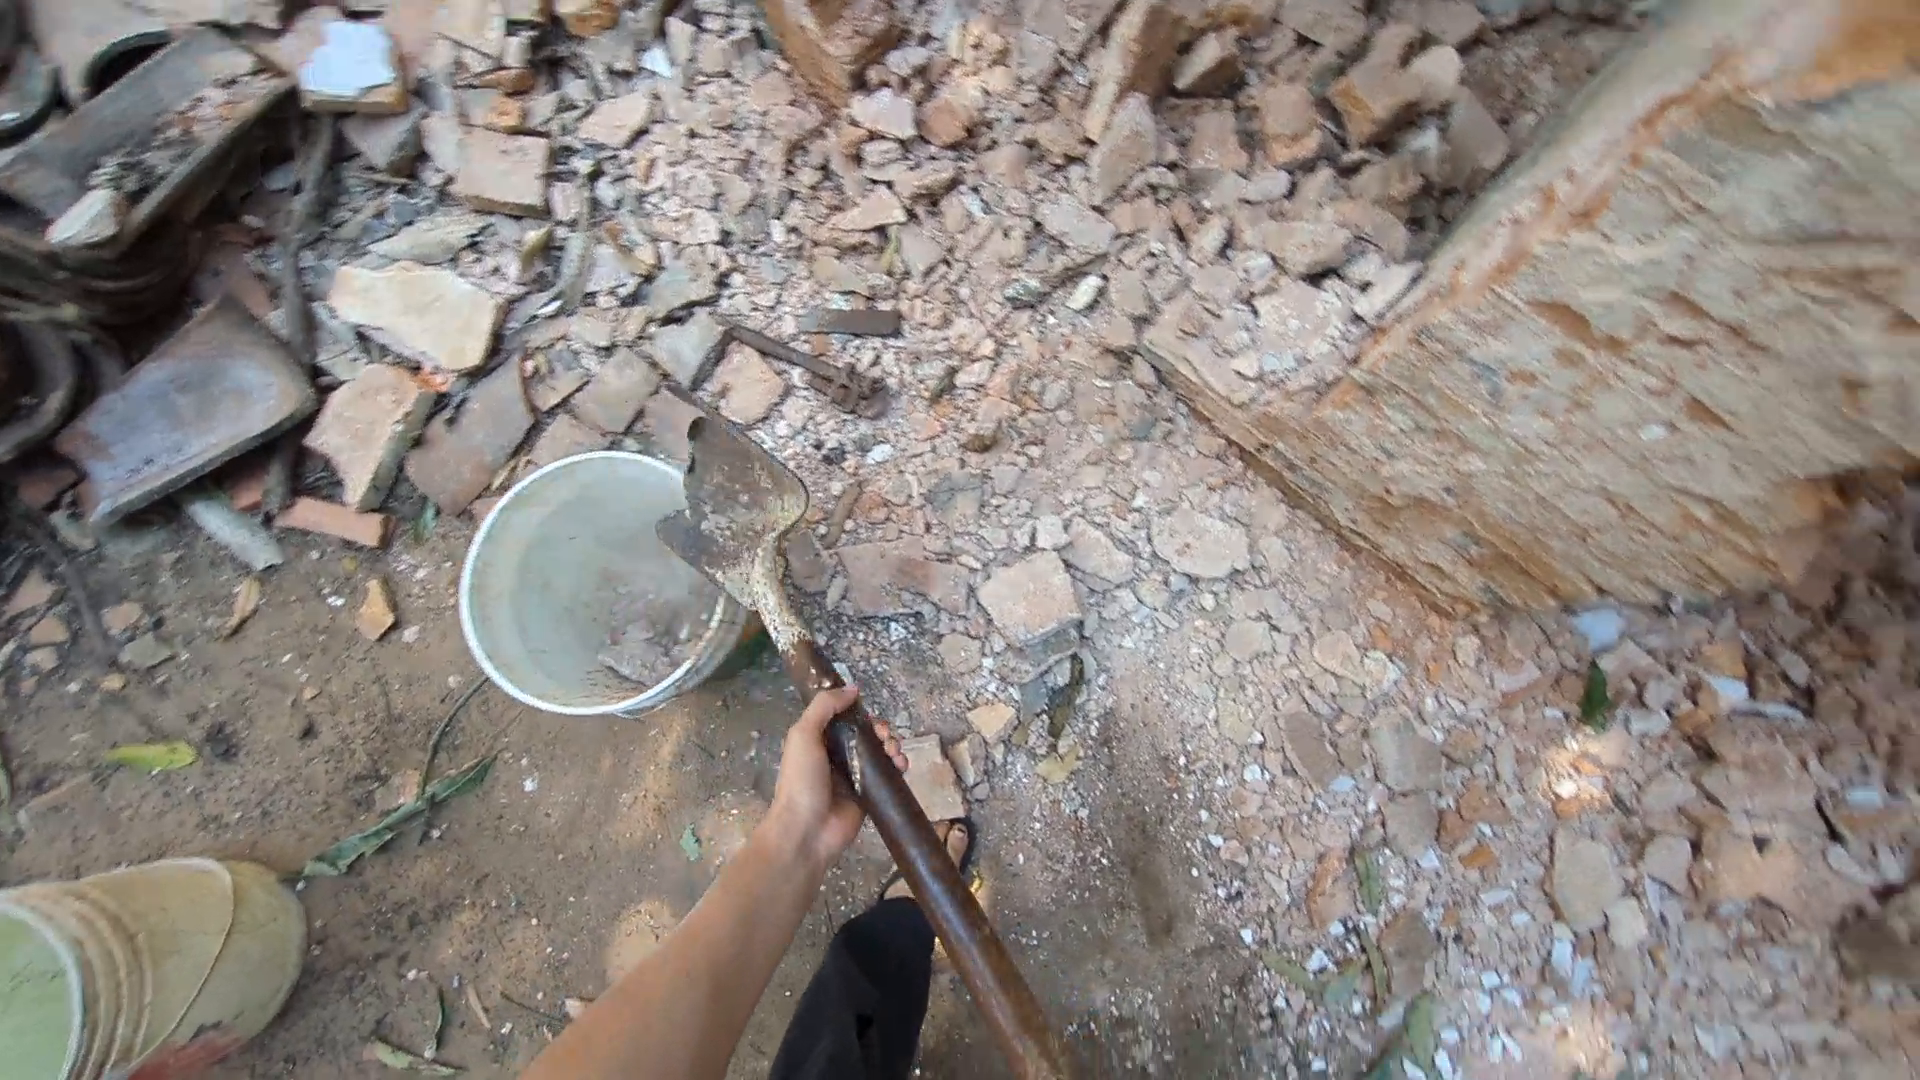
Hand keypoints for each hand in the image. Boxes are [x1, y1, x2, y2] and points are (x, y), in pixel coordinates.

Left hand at [767, 685, 906, 870]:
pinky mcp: (870, 794)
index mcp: (819, 740)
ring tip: (894, 751)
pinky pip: (888, 774)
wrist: (806, 832)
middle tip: (884, 735)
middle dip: (880, 729)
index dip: (858, 710)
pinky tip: (901, 765)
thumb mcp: (804, 735)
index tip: (868, 711)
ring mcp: (855, 775)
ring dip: (892, 744)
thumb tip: (853, 688)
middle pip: (866, 733)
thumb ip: (825, 707)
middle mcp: (837, 755)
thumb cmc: (801, 780)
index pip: (844, 717)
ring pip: (880, 751)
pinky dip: (898, 765)